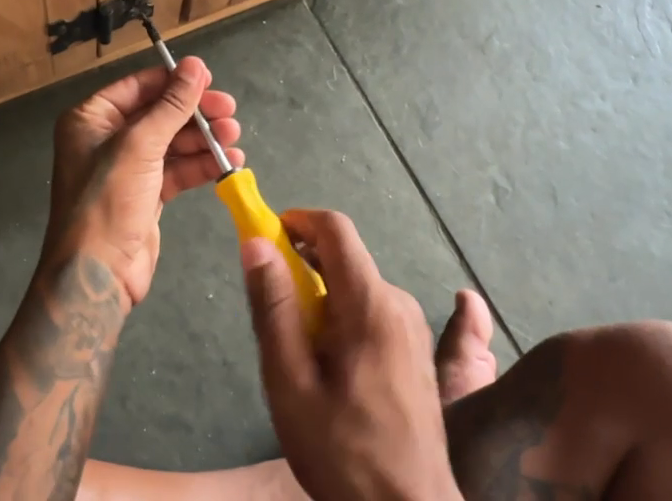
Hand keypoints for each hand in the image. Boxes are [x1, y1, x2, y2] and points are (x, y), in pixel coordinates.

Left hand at [43, 56, 243, 306]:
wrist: (97, 273)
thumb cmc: (107, 200)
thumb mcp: (139, 145)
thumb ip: (171, 106)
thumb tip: (194, 65)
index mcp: (92, 118)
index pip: (138, 87)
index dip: (174, 81)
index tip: (210, 79)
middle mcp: (107, 138)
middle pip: (159, 113)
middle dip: (195, 113)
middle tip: (229, 111)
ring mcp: (128, 168)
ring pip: (172, 142)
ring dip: (203, 139)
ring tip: (234, 135)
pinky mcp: (146, 195)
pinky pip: (177, 170)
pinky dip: (201, 164)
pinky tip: (228, 161)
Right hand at [242, 210, 462, 500]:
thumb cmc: (342, 451)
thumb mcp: (290, 382)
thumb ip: (273, 308)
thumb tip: (256, 243)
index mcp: (370, 304)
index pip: (334, 228)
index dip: (296, 220)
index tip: (264, 239)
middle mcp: (398, 303)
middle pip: (342, 257)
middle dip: (301, 269)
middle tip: (273, 317)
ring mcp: (412, 327)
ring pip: (354, 286)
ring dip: (319, 299)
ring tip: (298, 355)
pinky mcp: (415, 348)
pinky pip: (370, 310)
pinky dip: (341, 318)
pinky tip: (328, 368)